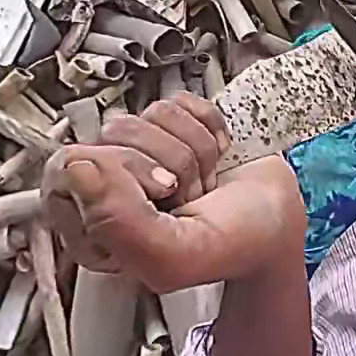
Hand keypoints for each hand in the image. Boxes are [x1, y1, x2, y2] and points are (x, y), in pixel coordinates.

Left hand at [41, 92, 303, 291]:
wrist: (283, 218)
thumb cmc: (235, 245)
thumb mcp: (175, 254)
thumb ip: (117, 223)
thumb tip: (75, 166)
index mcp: (92, 227)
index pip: (72, 166)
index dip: (124, 172)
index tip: (162, 193)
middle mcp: (114, 186)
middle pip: (115, 134)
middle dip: (170, 161)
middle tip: (188, 195)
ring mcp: (147, 151)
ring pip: (151, 114)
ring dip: (193, 147)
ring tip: (204, 180)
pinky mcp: (179, 125)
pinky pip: (181, 101)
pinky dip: (209, 124)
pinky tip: (215, 155)